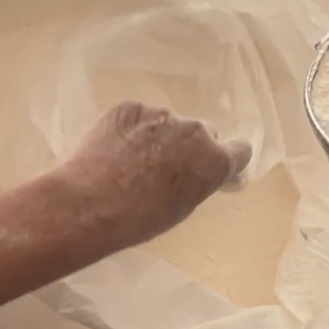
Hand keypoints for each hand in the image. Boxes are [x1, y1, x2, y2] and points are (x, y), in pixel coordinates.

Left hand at [53, 102, 250, 250]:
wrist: (89, 205)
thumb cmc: (139, 220)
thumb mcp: (182, 208)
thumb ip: (202, 183)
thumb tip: (213, 176)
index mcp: (214, 160)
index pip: (239, 150)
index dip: (226, 160)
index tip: (211, 170)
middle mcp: (194, 130)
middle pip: (201, 134)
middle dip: (189, 148)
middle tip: (164, 171)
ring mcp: (160, 114)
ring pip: (168, 124)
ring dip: (159, 138)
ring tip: (132, 163)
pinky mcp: (129, 108)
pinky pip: (139, 117)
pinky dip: (132, 130)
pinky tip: (114, 150)